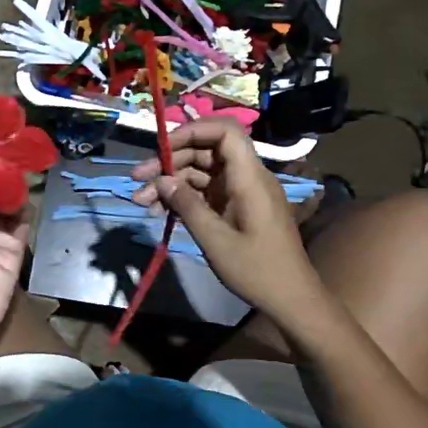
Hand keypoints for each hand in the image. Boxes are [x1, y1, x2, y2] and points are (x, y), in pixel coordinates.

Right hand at [129, 118, 320, 315]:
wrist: (290, 297)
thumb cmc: (256, 270)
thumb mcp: (215, 240)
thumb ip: (187, 206)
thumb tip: (162, 181)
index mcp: (249, 177)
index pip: (224, 132)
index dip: (192, 131)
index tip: (161, 147)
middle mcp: (247, 177)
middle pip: (207, 151)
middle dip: (170, 161)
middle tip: (138, 178)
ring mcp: (241, 192)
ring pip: (202, 172)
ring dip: (171, 182)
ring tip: (141, 201)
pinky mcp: (236, 207)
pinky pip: (207, 191)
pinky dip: (184, 197)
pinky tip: (159, 211)